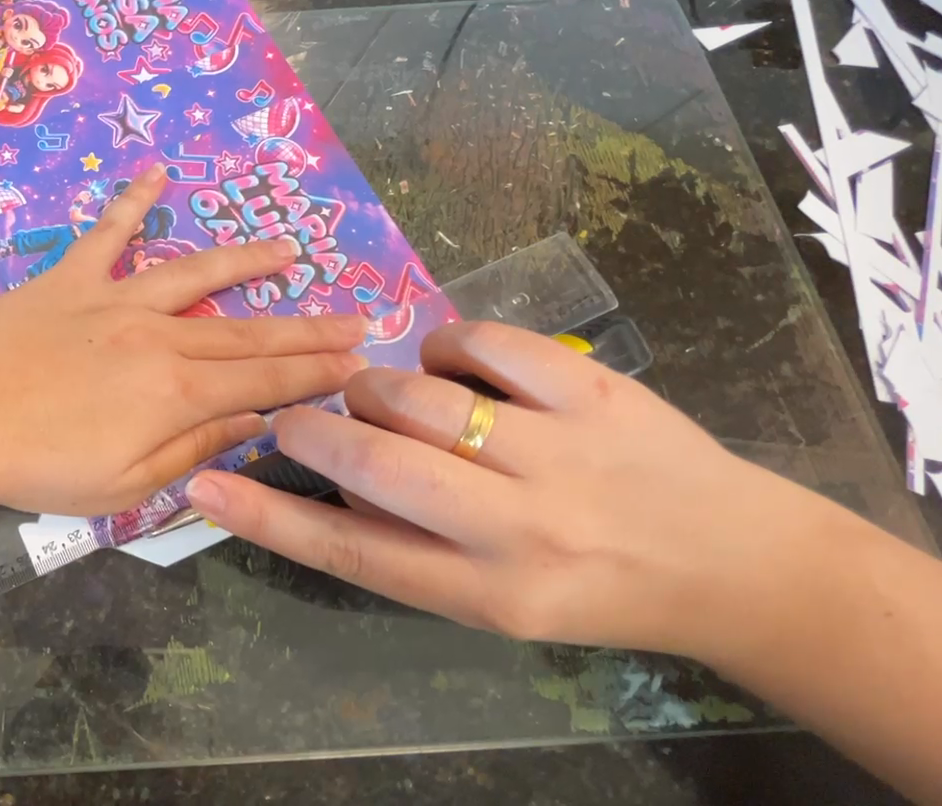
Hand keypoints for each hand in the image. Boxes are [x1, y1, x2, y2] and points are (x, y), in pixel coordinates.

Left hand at [0, 165, 368, 517]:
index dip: (316, 373)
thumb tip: (253, 424)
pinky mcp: (67, 278)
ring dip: (246, 262)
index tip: (358, 362)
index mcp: (177, 391)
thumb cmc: (33, 466)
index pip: (266, 381)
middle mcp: (157, 334)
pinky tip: (157, 174)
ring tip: (290, 249)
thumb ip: (193, 449)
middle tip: (356, 317)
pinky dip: (133, 203)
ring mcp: (111, 298)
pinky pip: (108, 233)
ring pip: (195, 274)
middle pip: (246, 332)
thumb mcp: (123, 486)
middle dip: (306, 328)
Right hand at [185, 320, 859, 661]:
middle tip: (295, 418)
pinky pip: (479, 343)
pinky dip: (442, 347)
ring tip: (386, 397)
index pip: (352, 552)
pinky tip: (450, 366)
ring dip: (374, 387)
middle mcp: (522, 529)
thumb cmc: (587, 587)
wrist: (737, 566)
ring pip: (414, 394)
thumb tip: (316, 477)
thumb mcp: (490, 598)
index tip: (204, 488)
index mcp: (486, 591)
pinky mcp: (595, 392)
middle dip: (311, 428)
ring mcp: (563, 454)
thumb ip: (399, 542)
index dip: (267, 518)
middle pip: (375, 463)